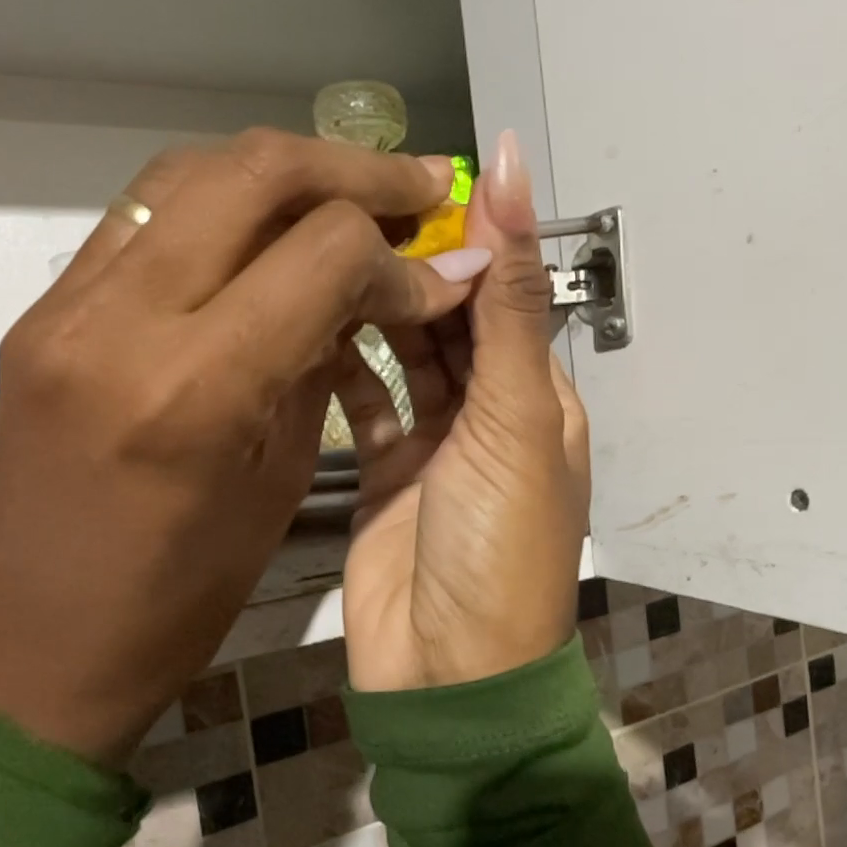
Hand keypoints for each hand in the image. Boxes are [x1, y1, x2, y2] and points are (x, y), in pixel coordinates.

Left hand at [0, 130, 493, 764]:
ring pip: (192, 171)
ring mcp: (68, 305)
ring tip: (354, 197)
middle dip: (354, 171)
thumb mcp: (279, 482)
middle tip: (419, 188)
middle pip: (254, 171)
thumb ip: (320, 364)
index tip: (441, 275)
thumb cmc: (178, 599)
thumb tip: (372, 288)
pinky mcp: (45, 309)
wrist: (33, 647)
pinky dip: (222, 202)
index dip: (401, 257)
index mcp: (195, 390)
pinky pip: (145, 216)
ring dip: (287, 171)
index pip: (324, 253)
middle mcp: (122, 321)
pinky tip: (271, 229)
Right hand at [340, 131, 592, 691]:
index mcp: (537, 396)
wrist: (448, 673)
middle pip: (453, 323)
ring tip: (323, 255)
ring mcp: (436, 445)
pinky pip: (367, 405)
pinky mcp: (385, 473)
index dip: (466, 244)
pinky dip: (345, 369)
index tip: (406, 187)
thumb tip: (512, 174)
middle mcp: (490, 413)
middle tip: (346, 213)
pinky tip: (309, 325)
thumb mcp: (515, 416)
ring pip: (407, 358)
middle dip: (415, 272)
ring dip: (377, 312)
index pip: (503, 296)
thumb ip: (508, 302)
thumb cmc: (498, 543)